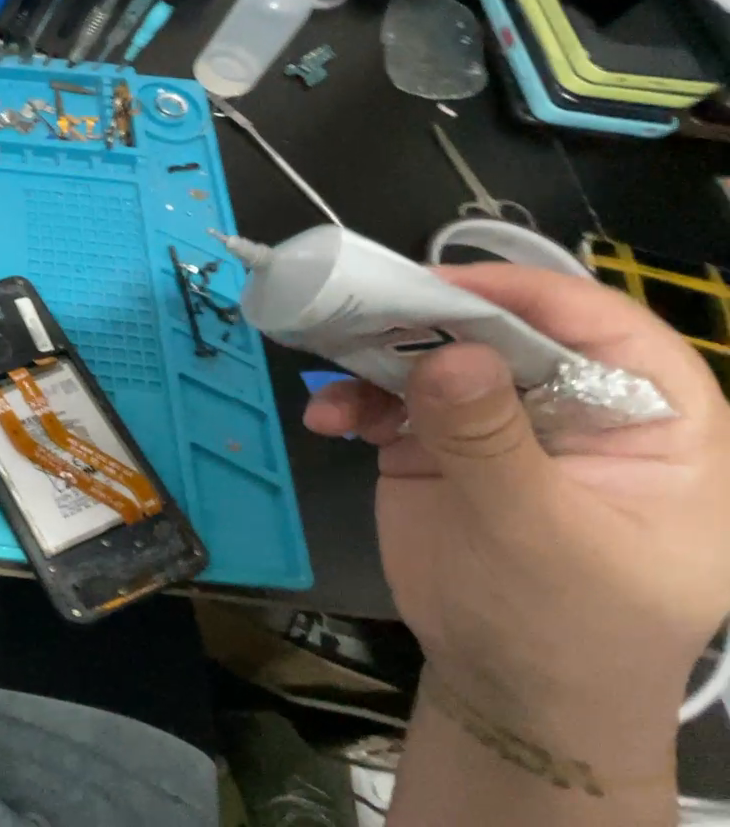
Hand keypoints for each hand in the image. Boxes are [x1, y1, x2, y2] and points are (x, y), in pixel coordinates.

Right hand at [304, 265, 729, 733]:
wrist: (504, 687)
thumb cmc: (561, 620)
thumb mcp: (537, 533)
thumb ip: (491, 442)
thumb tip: (447, 354)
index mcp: (647, 422)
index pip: (603, 329)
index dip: (526, 296)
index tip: (436, 286)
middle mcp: (570, 408)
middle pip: (500, 333)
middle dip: (424, 324)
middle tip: (353, 314)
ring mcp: (497, 425)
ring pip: (432, 359)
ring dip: (371, 362)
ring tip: (327, 384)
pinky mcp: (434, 444)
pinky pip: (387, 400)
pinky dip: (350, 402)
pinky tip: (324, 422)